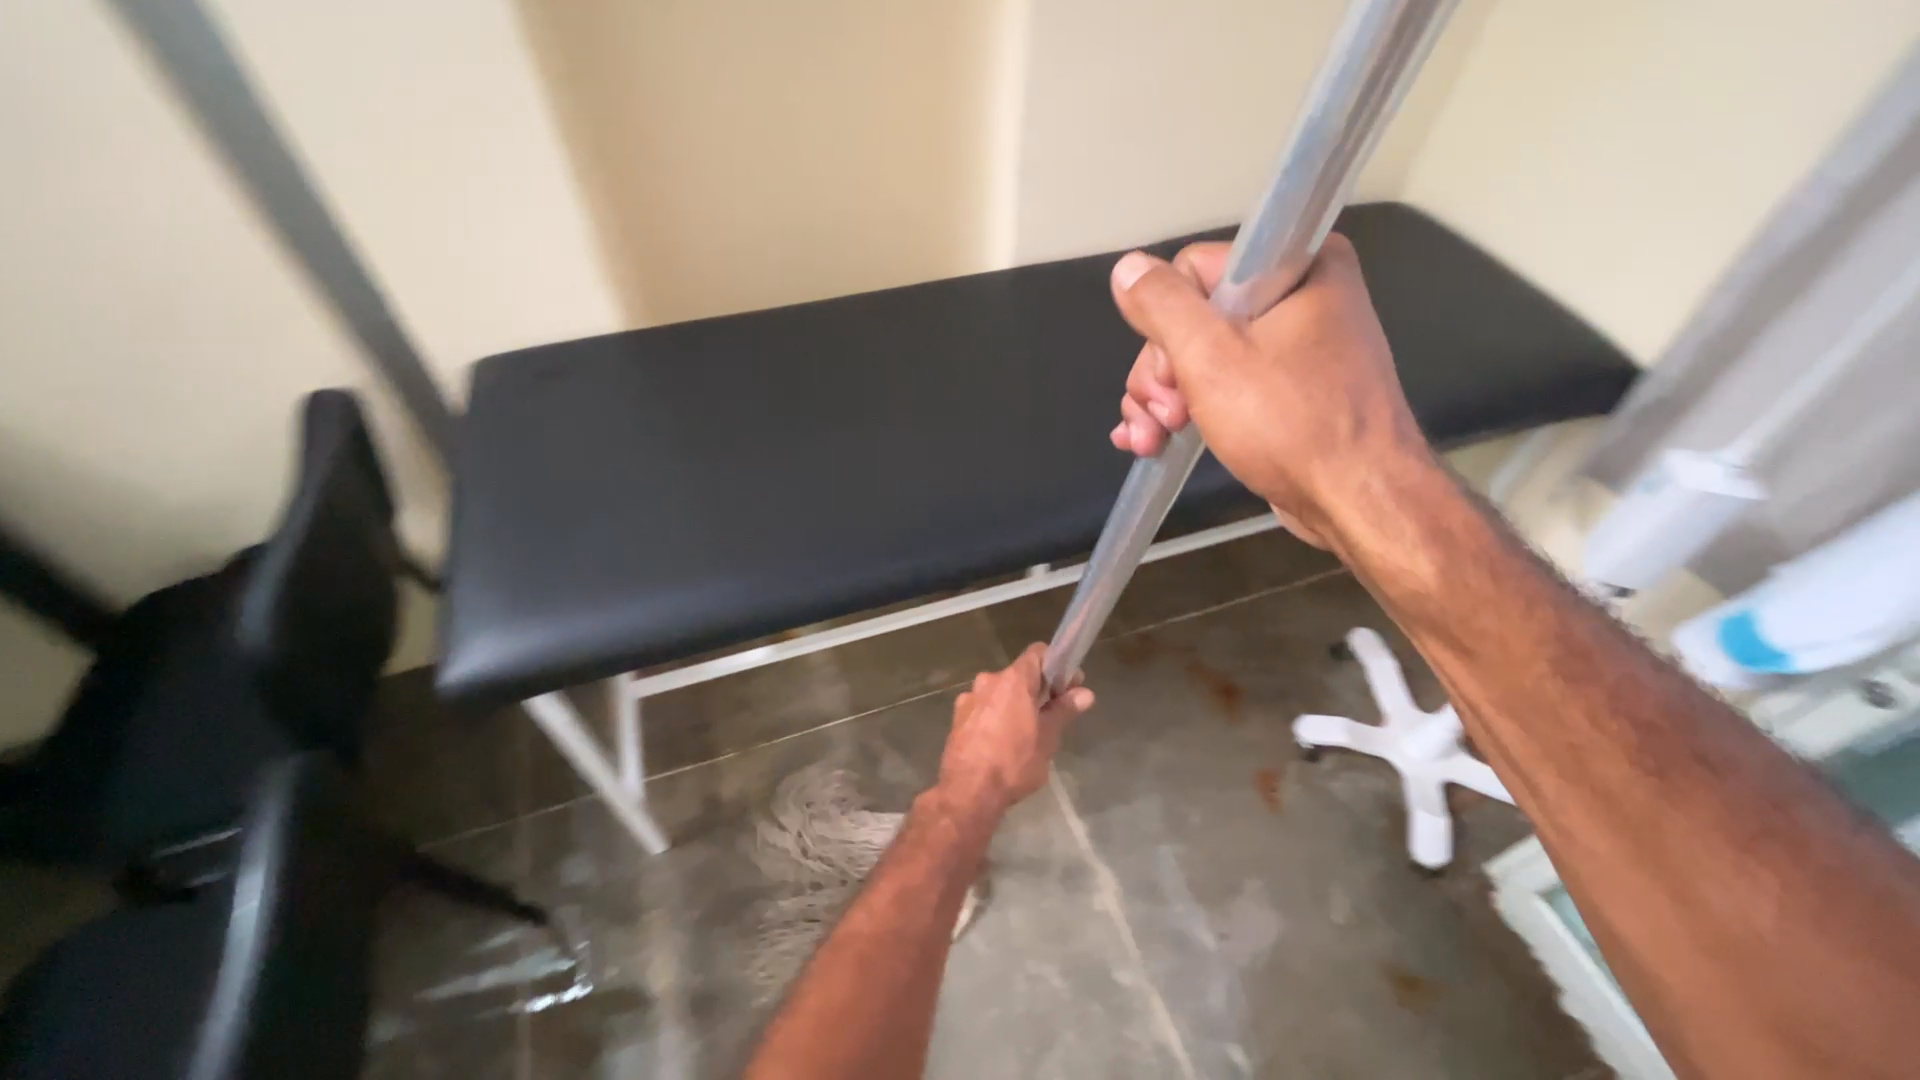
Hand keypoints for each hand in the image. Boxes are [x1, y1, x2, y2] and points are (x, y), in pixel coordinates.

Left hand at [936, 644, 1094, 820]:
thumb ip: (1063, 710)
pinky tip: (1002, 741)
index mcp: (1013, 680)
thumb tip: (1085, 693)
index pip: (1038, 653)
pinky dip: (996, 716)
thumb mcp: (1047, 739)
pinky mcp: (957, 718)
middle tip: (1053, 712)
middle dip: (1037, 689)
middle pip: (1018, 675)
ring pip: (999, 692)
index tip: (1069, 686)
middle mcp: (988, 681)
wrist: (968, 793)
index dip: (1057, 665)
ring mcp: (968, 699)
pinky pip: (983, 708)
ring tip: (1027, 732)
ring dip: (1015, 704)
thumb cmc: (1014, 763)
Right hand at [1106, 236, 1433, 547]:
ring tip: (1152, 441)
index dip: (1167, 322)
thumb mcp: (1212, 357)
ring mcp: (1294, 349)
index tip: (1169, 375)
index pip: (1193, 271)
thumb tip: (1128, 268)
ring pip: (1197, 358)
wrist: (1357, 502)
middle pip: (1191, 319)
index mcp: (1297, 267)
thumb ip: (1162, 305)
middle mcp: (1300, 297)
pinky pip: (1221, 387)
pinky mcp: (1286, 392)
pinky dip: (1185, 413)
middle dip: (1161, 374)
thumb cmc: (1292, 425)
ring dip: (1162, 402)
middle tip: (1166, 417)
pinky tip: (1151, 442)